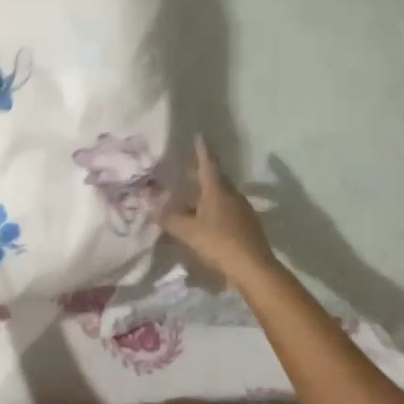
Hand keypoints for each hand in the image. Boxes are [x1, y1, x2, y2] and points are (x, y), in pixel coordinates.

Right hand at [162, 135, 277, 283]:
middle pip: (215, 179)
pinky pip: (226, 210)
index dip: (201, 150)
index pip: (208, 163)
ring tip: (191, 196)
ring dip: (206, 193)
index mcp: (217, 190)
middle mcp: (232, 195)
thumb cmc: (219, 243)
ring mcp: (242, 210)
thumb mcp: (188, 232)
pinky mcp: (247, 225)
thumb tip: (150, 203)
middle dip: (201, 172)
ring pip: (221, 195)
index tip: (199, 135)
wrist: (253, 267)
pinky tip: (205, 220)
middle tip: (187, 167)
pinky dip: (213, 210)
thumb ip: (168, 217)